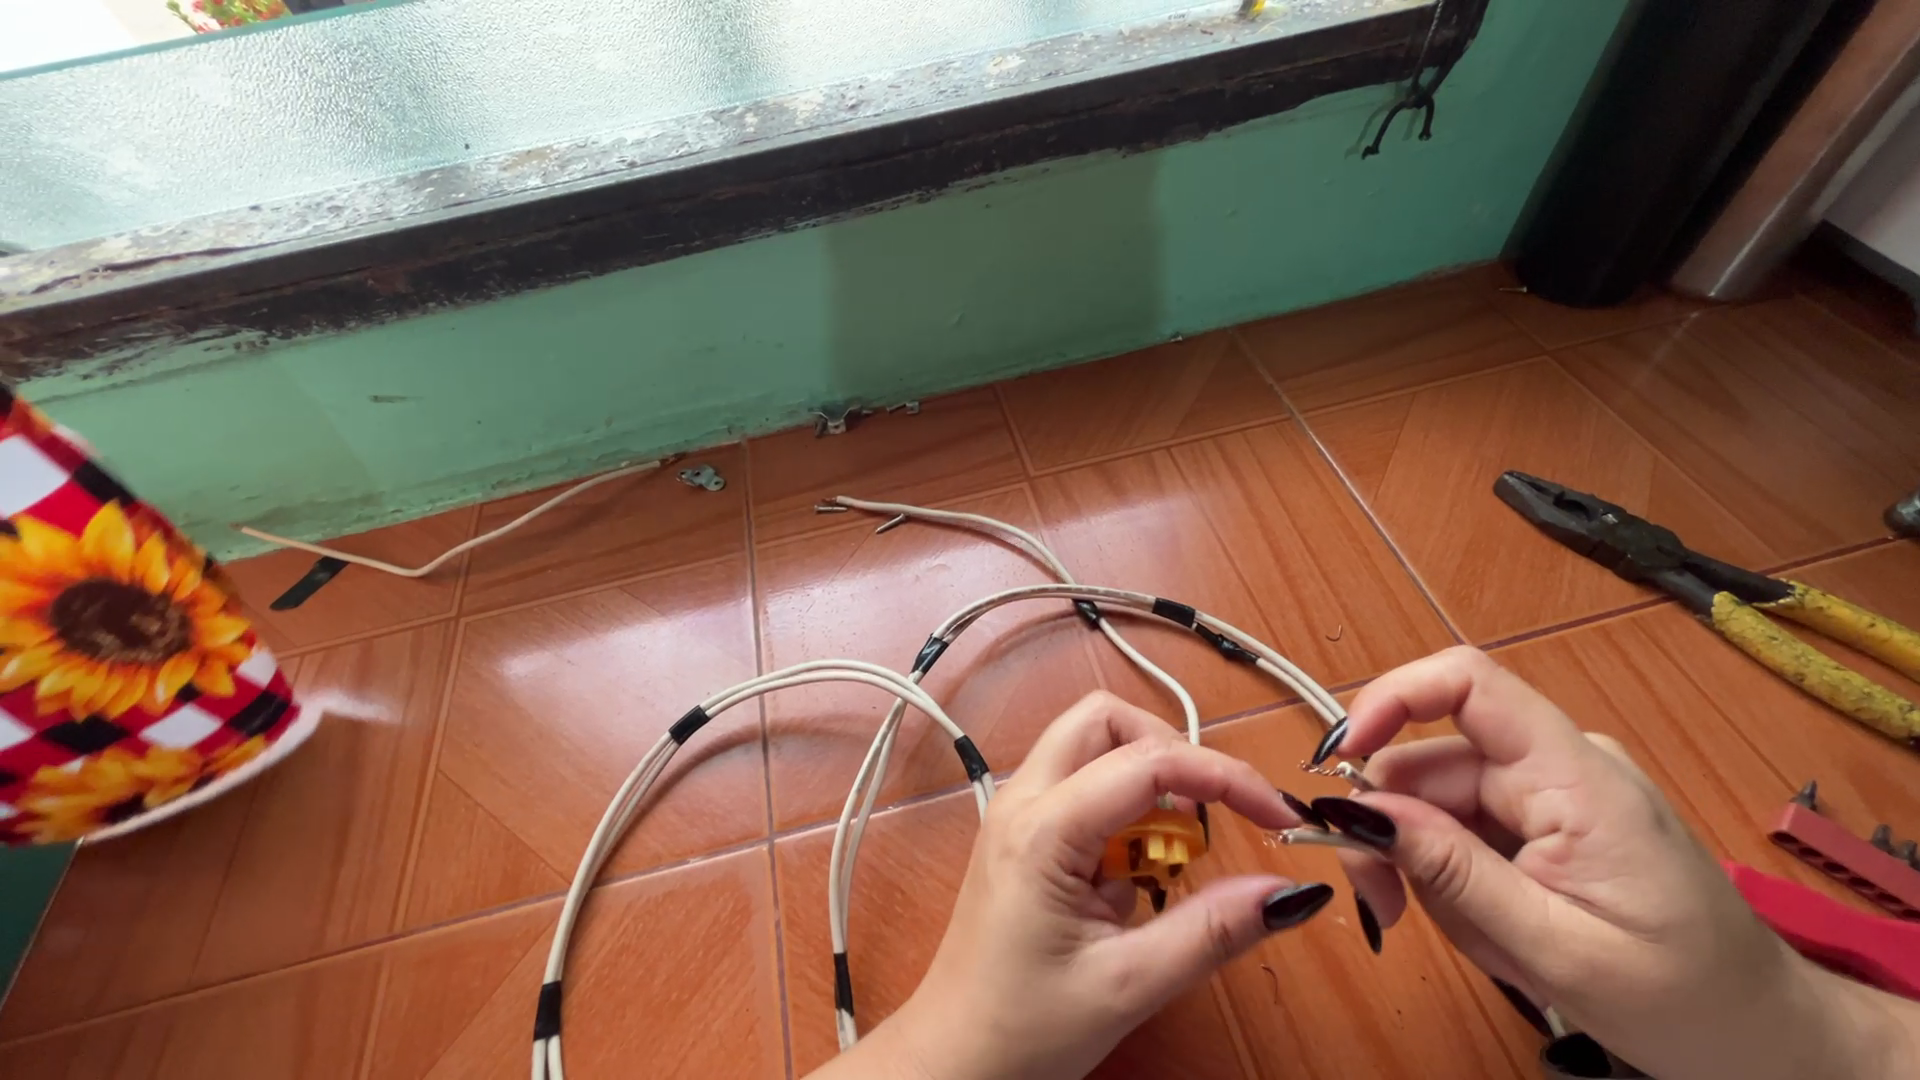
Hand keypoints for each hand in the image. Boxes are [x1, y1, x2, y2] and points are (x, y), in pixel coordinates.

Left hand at [815, 691, 1318, 1079]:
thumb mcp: (1129, 984)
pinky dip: (1124, 808)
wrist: (953, 1056)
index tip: (1278, 814)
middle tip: (1207, 817)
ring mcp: (1018, 809)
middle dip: (1169, 750)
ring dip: (1146, 780)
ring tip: (1169, 854)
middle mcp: (1023, 797)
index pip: (1146, 759)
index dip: (1222, 775)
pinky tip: (1132, 873)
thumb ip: (1211, 931)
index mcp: (1042, 827)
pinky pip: (1083, 784)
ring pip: (1092, 744)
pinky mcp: (1024, 829)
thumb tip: (1291, 891)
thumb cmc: (1026, 1027)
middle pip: (1104, 720)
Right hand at [1329, 646, 1916, 1079]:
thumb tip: (1354, 810)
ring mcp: (1541, 788)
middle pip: (1426, 760)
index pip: (1468, 682)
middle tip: (1379, 904)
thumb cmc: (1686, 1000)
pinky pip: (1452, 824)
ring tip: (1467, 937)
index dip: (1390, 697)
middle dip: (1387, 829)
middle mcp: (1552, 763)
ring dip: (1419, 866)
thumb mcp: (1556, 946)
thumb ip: (1452, 872)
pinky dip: (1443, 873)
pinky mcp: (1533, 814)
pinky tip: (1483, 924)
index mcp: (1576, 778)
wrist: (1769, 1040)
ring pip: (1428, 800)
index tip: (1339, 758)